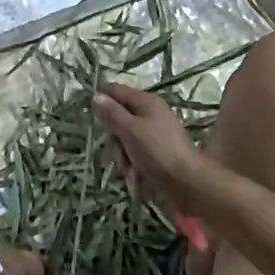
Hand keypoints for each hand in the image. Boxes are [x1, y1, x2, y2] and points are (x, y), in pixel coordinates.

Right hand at [93, 84, 206, 211]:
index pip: (117, 91)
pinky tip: (134, 176)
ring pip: (124, 140)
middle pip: (119, 119)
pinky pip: (134, 154)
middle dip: (115, 139)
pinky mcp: (155, 153)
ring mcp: (153, 135)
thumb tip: (95, 95)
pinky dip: (131, 165)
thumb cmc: (157, 152)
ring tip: (129, 169)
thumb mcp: (131, 130)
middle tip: (119, 152)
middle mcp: (150, 114)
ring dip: (122, 156)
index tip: (88, 114)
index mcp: (147, 102)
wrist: (186, 183)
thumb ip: (112, 113)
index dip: (102, 100)